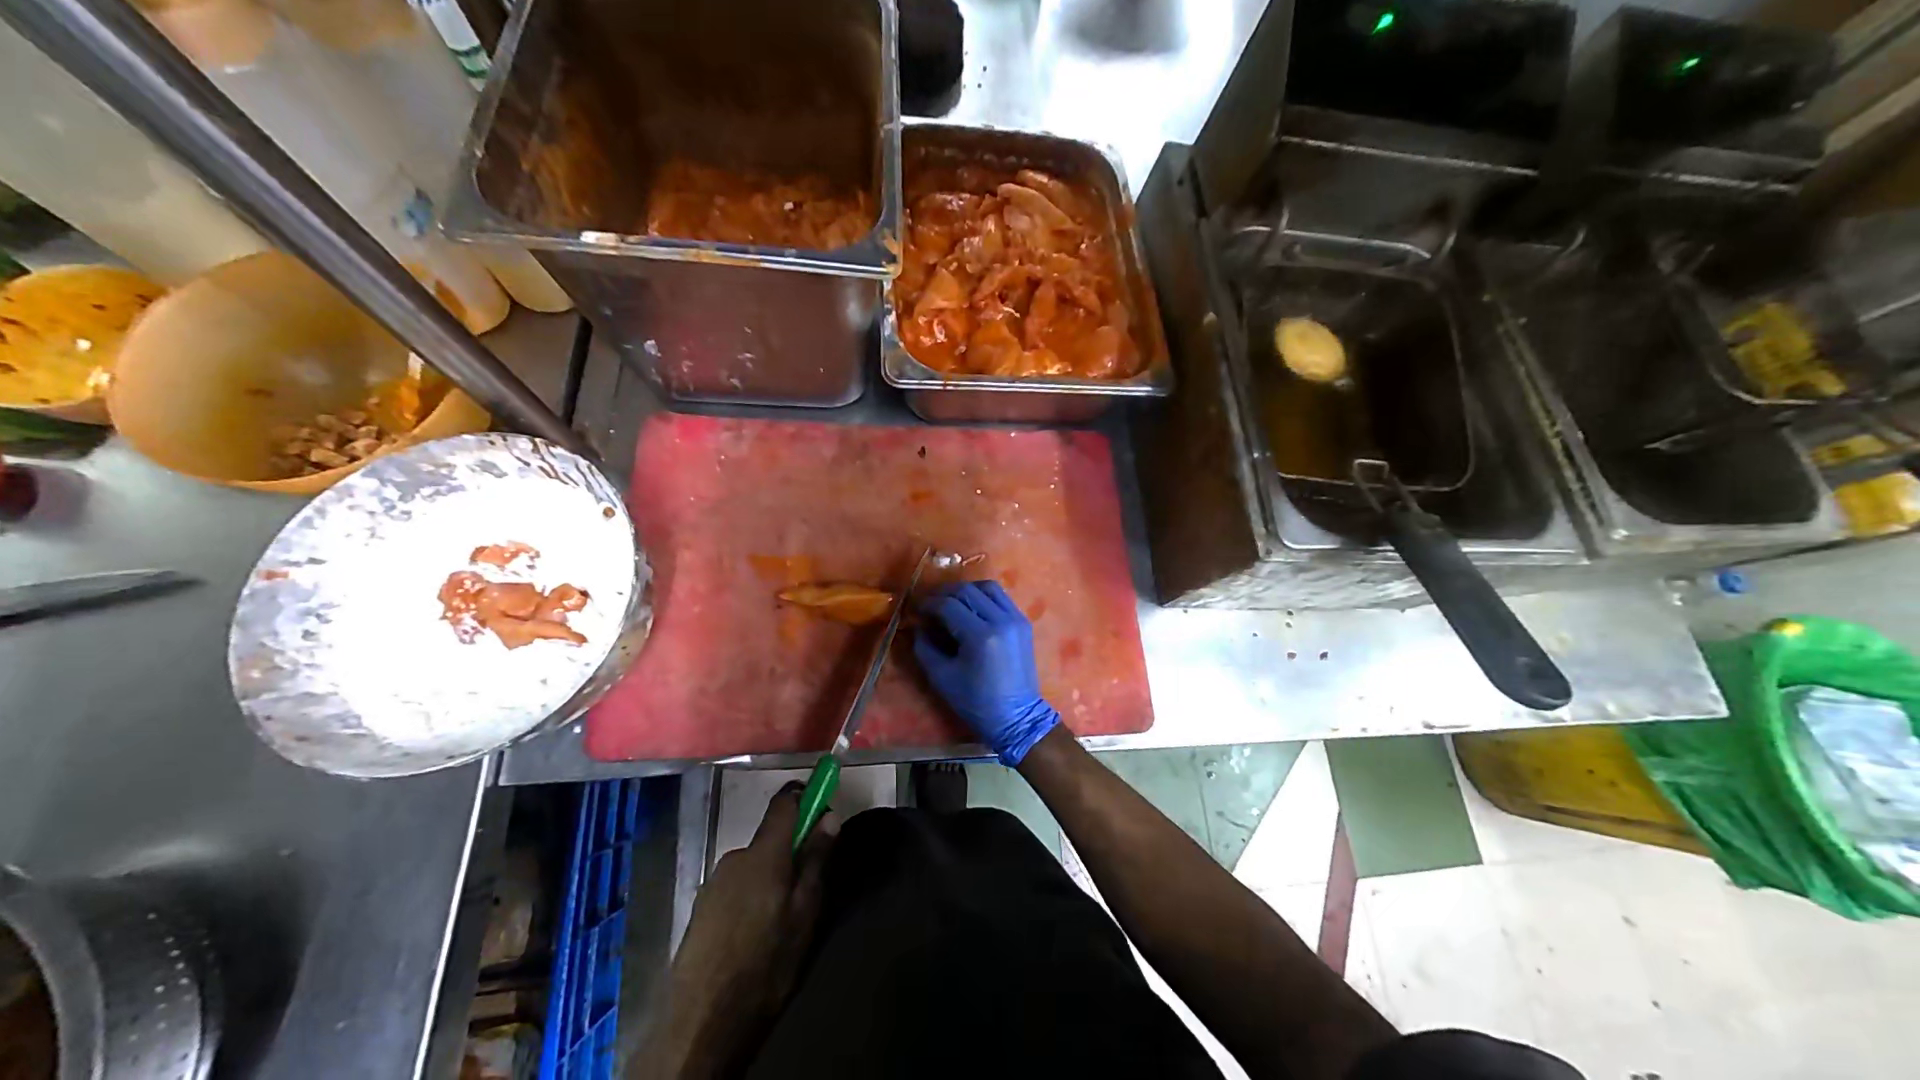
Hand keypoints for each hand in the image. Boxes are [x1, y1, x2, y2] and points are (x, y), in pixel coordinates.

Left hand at [630, 786, 834, 1079]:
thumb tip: (829, 816)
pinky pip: (735, 887)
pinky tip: (753, 934)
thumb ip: (815, 862)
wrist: (702, 1018)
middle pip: (770, 839)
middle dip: (790, 853)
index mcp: (764, 854)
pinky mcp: (701, 906)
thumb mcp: (804, 914)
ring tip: (779, 922)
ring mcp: (713, 881)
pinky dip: (749, 897)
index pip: (784, 803)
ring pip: (753, 866)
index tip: (823, 804)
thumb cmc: (766, 962)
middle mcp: (735, 857)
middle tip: (807, 890)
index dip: (805, 796)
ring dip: (769, 879)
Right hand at [913, 580, 1059, 765]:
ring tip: (951, 602)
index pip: (949, 605)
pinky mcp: (1023, 623)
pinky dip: (983, 597)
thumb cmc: (976, 702)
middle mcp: (1001, 621)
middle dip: (944, 594)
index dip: (928, 604)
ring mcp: (1016, 619)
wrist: (1016, 717)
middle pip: (967, 591)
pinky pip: (1002, 598)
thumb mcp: (941, 677)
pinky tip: (972, 609)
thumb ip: (925, 647)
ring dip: (966, 591)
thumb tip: (919, 626)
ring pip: (988, 588)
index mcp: (980, 636)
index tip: (916, 610)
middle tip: (929, 604)